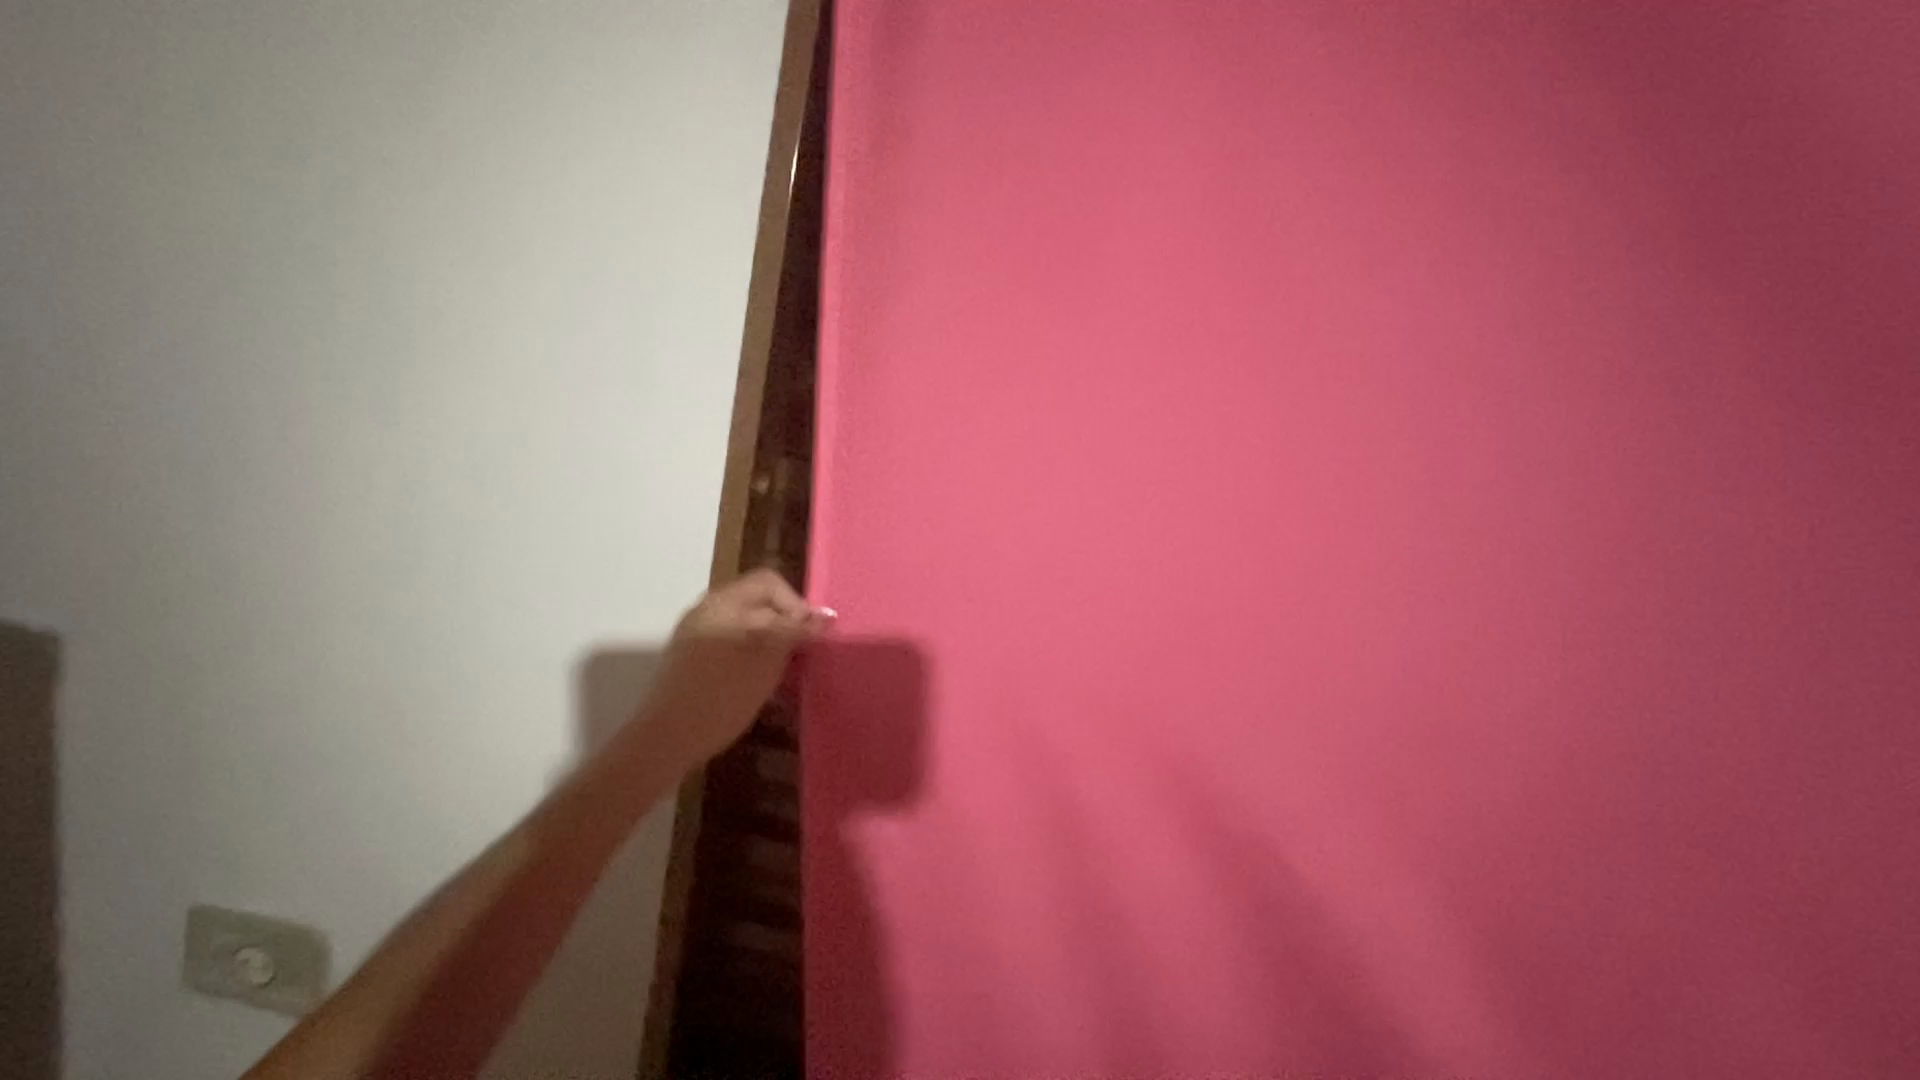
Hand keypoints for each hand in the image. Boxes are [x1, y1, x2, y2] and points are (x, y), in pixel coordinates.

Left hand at [642, 568, 832, 766]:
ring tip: (785, 667)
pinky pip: (730, 638)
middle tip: (802, 652)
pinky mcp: (691, 656)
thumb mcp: (764, 663)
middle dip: (784, 621)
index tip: (812, 637)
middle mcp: (706, 610)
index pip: (770, 583)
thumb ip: (793, 633)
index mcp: (723, 603)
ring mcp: (695, 632)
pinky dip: (750, 650)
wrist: (664, 740)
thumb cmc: (719, 699)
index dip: (797, 604)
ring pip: (744, 621)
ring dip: (769, 637)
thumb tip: (823, 616)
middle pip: (756, 599)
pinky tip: (759, 678)